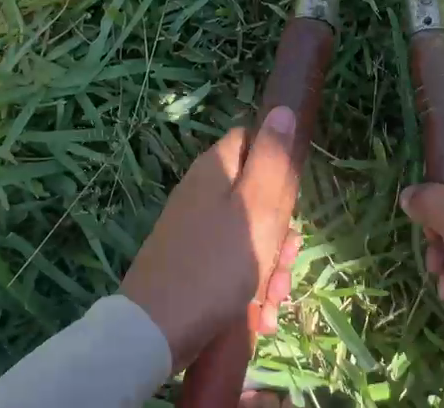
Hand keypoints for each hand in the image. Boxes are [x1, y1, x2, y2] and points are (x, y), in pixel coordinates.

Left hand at [122, 107, 304, 366]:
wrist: (152, 333)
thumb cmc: (215, 264)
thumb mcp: (258, 208)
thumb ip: (273, 159)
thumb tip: (283, 110)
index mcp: (216, 169)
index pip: (253, 142)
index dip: (278, 165)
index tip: (291, 198)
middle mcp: (202, 193)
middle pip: (256, 195)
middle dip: (280, 233)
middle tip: (286, 263)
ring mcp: (193, 231)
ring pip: (248, 236)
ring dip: (269, 269)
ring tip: (272, 304)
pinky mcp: (189, 266)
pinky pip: (230, 267)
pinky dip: (248, 289)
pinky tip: (258, 318)